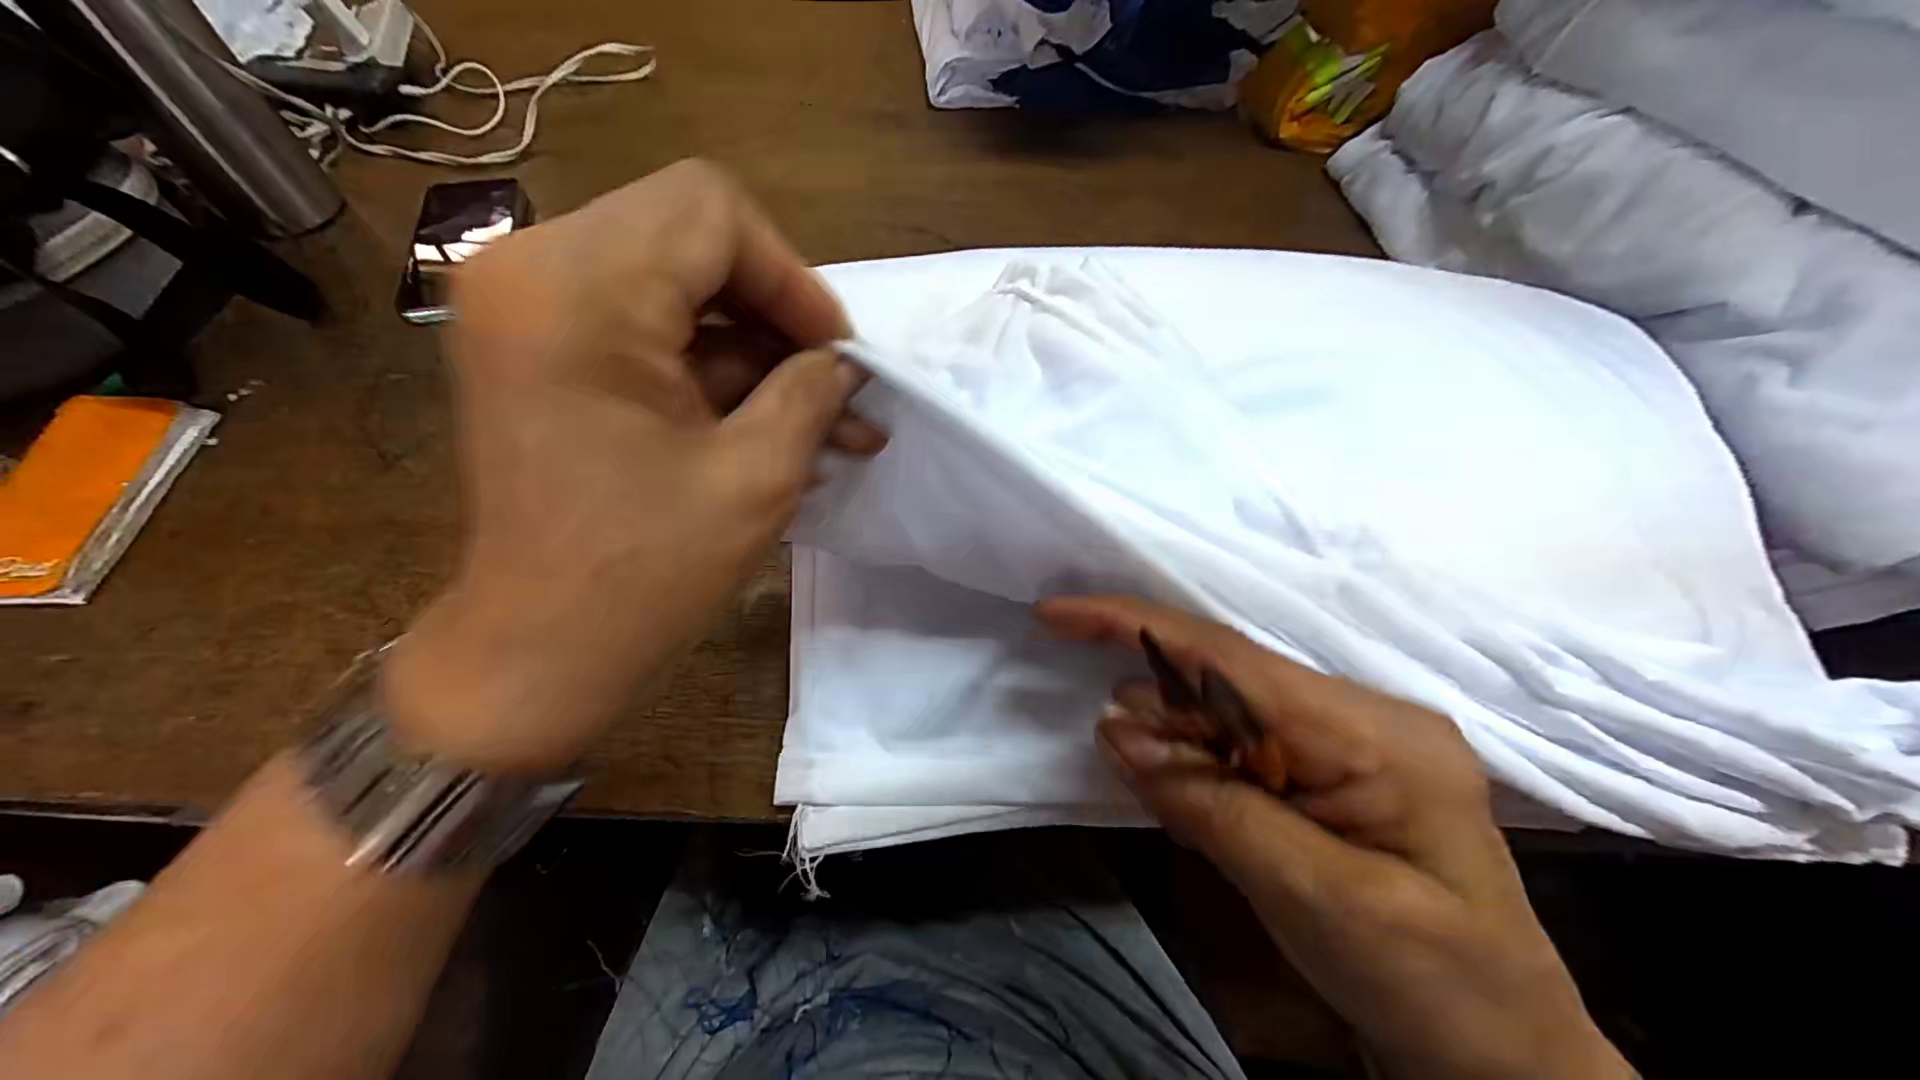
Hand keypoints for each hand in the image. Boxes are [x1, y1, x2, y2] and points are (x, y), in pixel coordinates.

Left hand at [384, 160, 882, 771]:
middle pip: (693, 237)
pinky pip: (646, 326)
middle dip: (777, 312)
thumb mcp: (756, 477)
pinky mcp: (540, 348)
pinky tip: (774, 426)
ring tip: (826, 422)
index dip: (793, 279)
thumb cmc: (644, 575)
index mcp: (577, 290)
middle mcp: (531, 270)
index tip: (836, 355)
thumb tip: (844, 361)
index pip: (713, 213)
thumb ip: (811, 393)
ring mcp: (526, 308)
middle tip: (831, 385)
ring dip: (754, 349)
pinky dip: (713, 369)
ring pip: (676, 283)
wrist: (536, 652)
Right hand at [1036, 595, 1635, 1079]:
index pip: (1232, 660)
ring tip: (1134, 760)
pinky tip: (1181, 778)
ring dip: (1170, 727)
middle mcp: (1366, 714)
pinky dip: (1197, 753)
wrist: (1510, 1058)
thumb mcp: (1318, 903)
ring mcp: (1356, 737)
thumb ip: (1213, 804)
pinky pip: (1246, 737)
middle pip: (1228, 673)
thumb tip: (1115, 728)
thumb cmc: (1435, 987)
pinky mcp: (1338, 764)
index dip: (1138, 627)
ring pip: (1231, 704)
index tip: (1057, 614)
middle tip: (1096, 721)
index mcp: (1377, 736)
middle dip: (1148, 684)